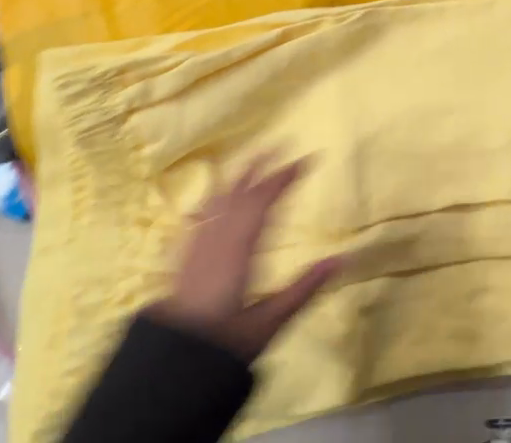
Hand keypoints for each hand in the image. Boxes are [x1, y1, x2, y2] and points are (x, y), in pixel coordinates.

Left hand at [154, 157, 344, 360]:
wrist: (168, 366)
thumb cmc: (223, 344)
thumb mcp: (270, 322)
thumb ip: (305, 288)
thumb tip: (342, 258)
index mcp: (239, 249)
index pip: (263, 201)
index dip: (284, 176)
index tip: (307, 159)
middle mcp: (215, 241)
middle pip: (237, 193)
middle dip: (260, 166)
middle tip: (280, 144)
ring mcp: (194, 248)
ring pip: (215, 202)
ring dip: (235, 178)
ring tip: (248, 162)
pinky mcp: (180, 261)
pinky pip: (198, 219)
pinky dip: (209, 202)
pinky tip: (207, 203)